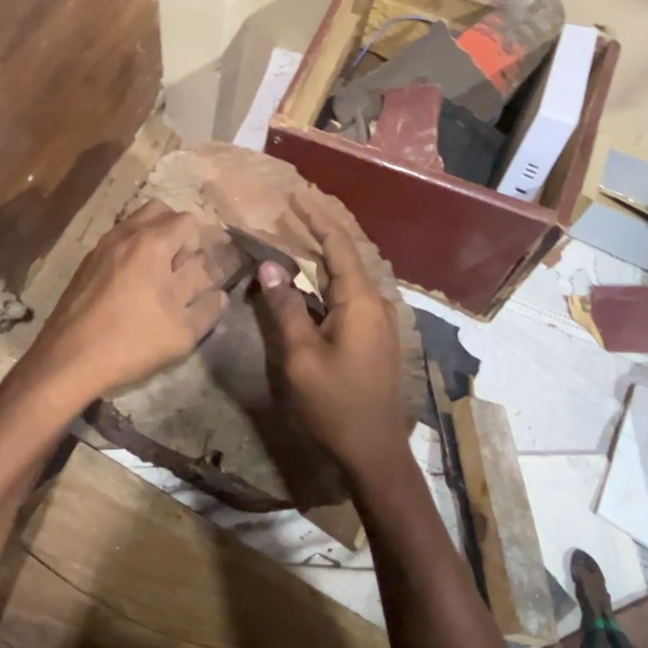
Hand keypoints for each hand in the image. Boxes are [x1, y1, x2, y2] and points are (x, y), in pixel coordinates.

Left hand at [21, 201, 230, 403]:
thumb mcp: (182, 335)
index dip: (198, 243)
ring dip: (151, 238)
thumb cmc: (130, 344)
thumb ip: (208, 310)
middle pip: (159, 210)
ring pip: (134, 223)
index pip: (187, 221)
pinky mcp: (84, 263)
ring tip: (156, 276)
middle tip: (179, 265)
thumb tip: (219, 295)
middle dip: (175, 230)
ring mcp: (100, 246)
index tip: (197, 271)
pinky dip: (130, 250)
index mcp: (151, 244)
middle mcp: (125, 235)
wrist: (68, 359)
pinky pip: (115, 240)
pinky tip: (130, 287)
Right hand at [254, 192, 407, 476]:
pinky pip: (347, 296)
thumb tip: (269, 266)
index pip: (338, 244)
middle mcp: (375, 303)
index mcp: (361, 301)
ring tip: (292, 236)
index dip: (315, 217)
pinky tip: (304, 281)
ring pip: (346, 276)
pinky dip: (324, 280)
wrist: (375, 452)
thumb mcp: (300, 356)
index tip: (293, 195)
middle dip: (318, 229)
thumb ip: (285, 308)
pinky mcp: (372, 337)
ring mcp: (377, 321)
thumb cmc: (335, 403)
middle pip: (345, 255)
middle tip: (290, 208)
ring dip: (320, 255)